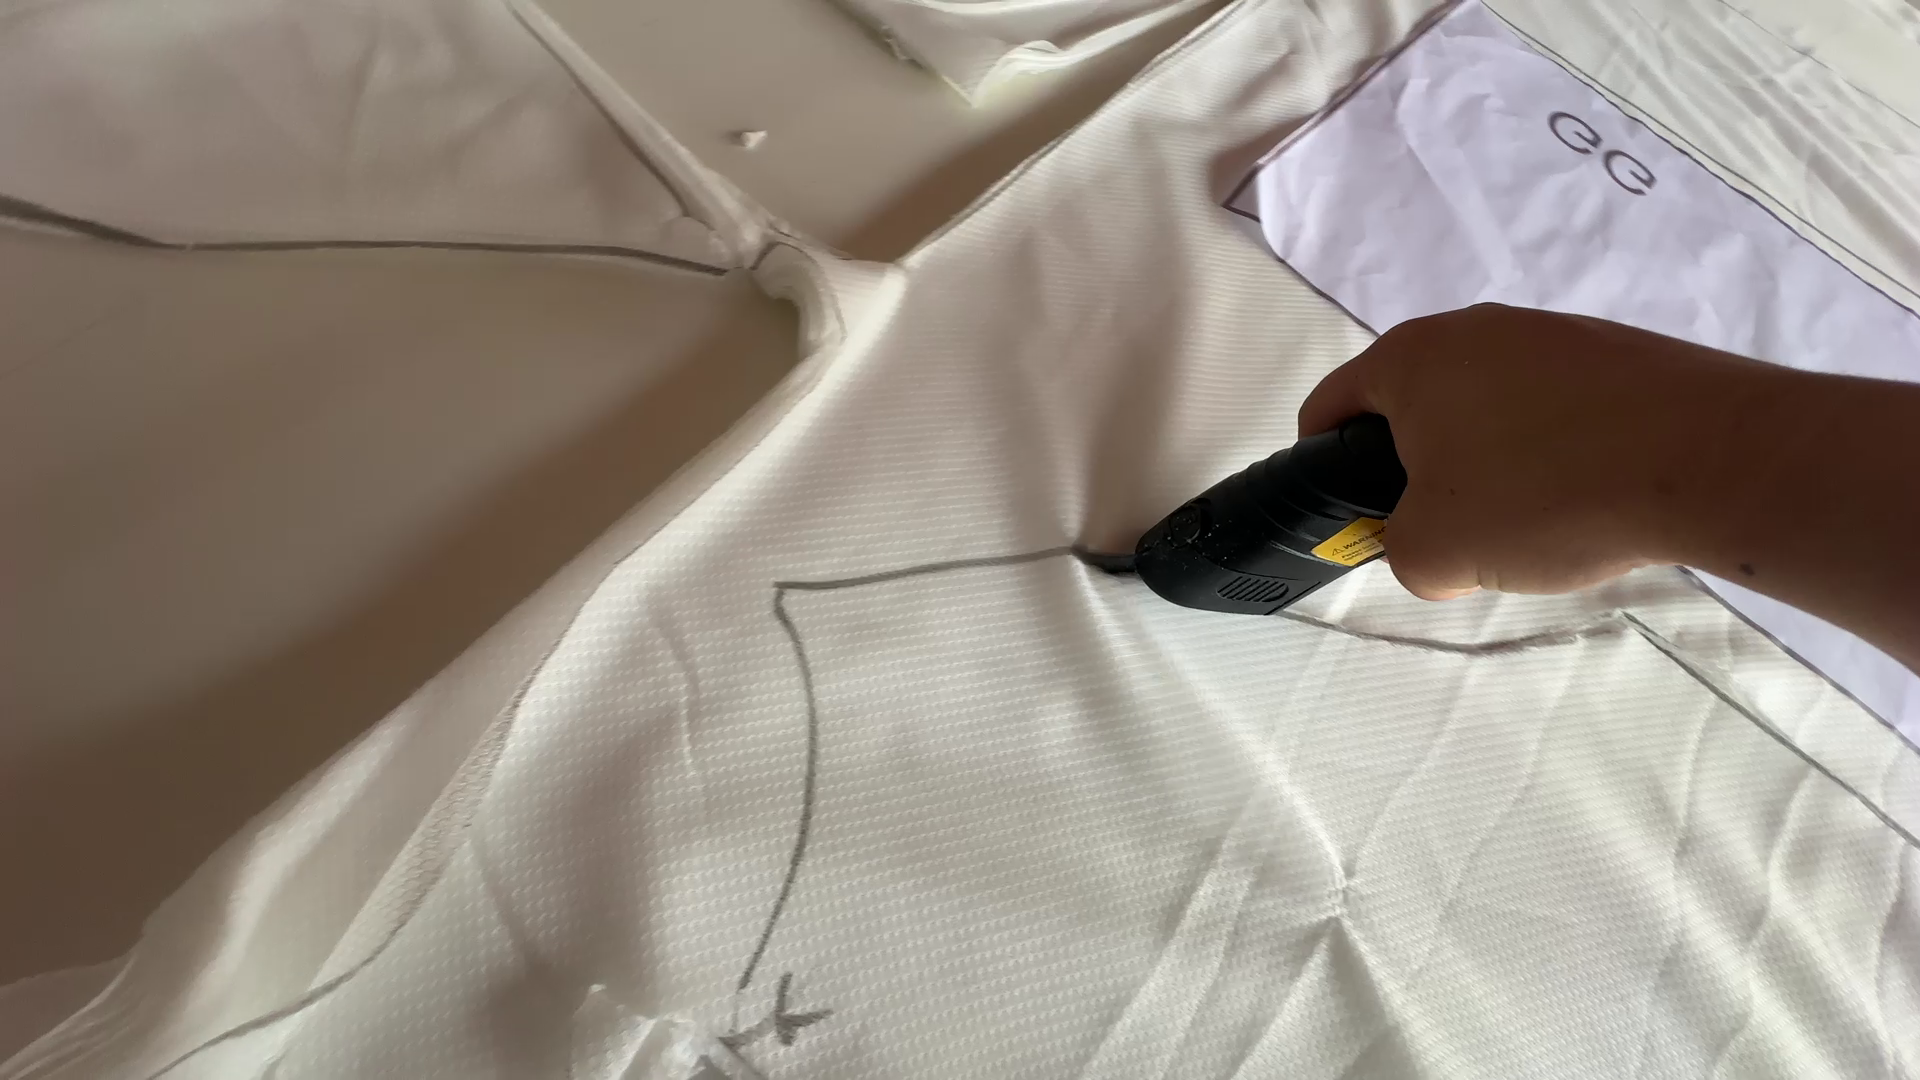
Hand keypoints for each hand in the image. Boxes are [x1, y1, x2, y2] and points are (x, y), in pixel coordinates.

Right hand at [1298, 304, 1790, 598]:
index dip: (1319, 465)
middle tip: (1435, 521)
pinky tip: (1572, 491)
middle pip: (1400, 408)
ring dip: (1470, 460)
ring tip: (1515, 513)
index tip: (1349, 510)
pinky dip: (1535, 448)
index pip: (1326, 408)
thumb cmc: (1543, 496)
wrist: (1730, 464)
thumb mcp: (1432, 553)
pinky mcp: (1612, 351)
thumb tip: (1427, 545)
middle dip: (1402, 468)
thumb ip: (1396, 551)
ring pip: (1472, 407)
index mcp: (1407, 359)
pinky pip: (1538, 405)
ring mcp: (1546, 333)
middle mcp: (1469, 329)